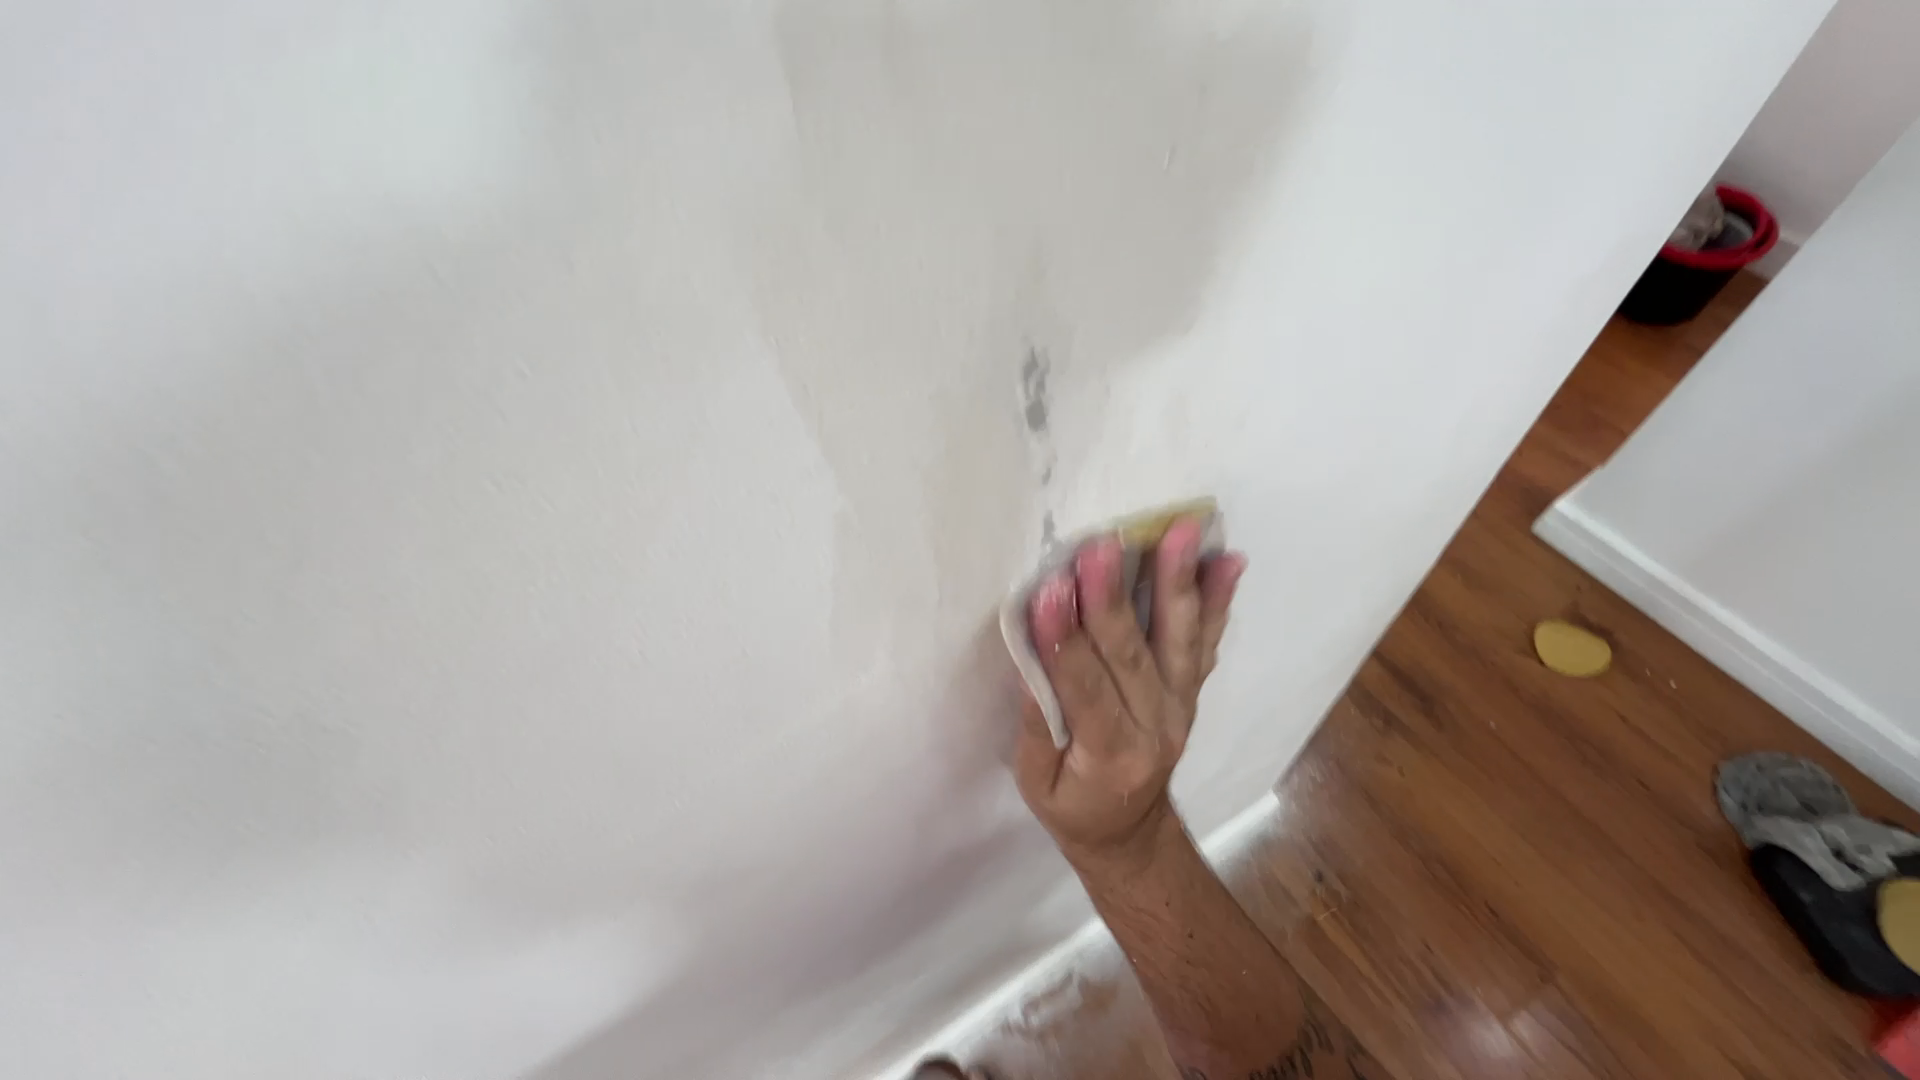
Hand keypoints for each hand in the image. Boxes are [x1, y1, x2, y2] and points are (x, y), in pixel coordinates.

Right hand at [1012, 515, 1246, 867]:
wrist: (1131, 836)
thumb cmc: (1072, 807)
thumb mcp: (1035, 781)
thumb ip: (1036, 722)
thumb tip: (1029, 658)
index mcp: (1109, 755)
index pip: (1084, 688)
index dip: (1065, 640)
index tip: (1051, 590)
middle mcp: (1156, 725)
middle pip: (1132, 654)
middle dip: (1113, 596)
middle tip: (1102, 545)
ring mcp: (1180, 704)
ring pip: (1179, 637)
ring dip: (1179, 580)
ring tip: (1185, 532)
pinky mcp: (1191, 690)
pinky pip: (1205, 642)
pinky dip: (1217, 599)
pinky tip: (1229, 560)